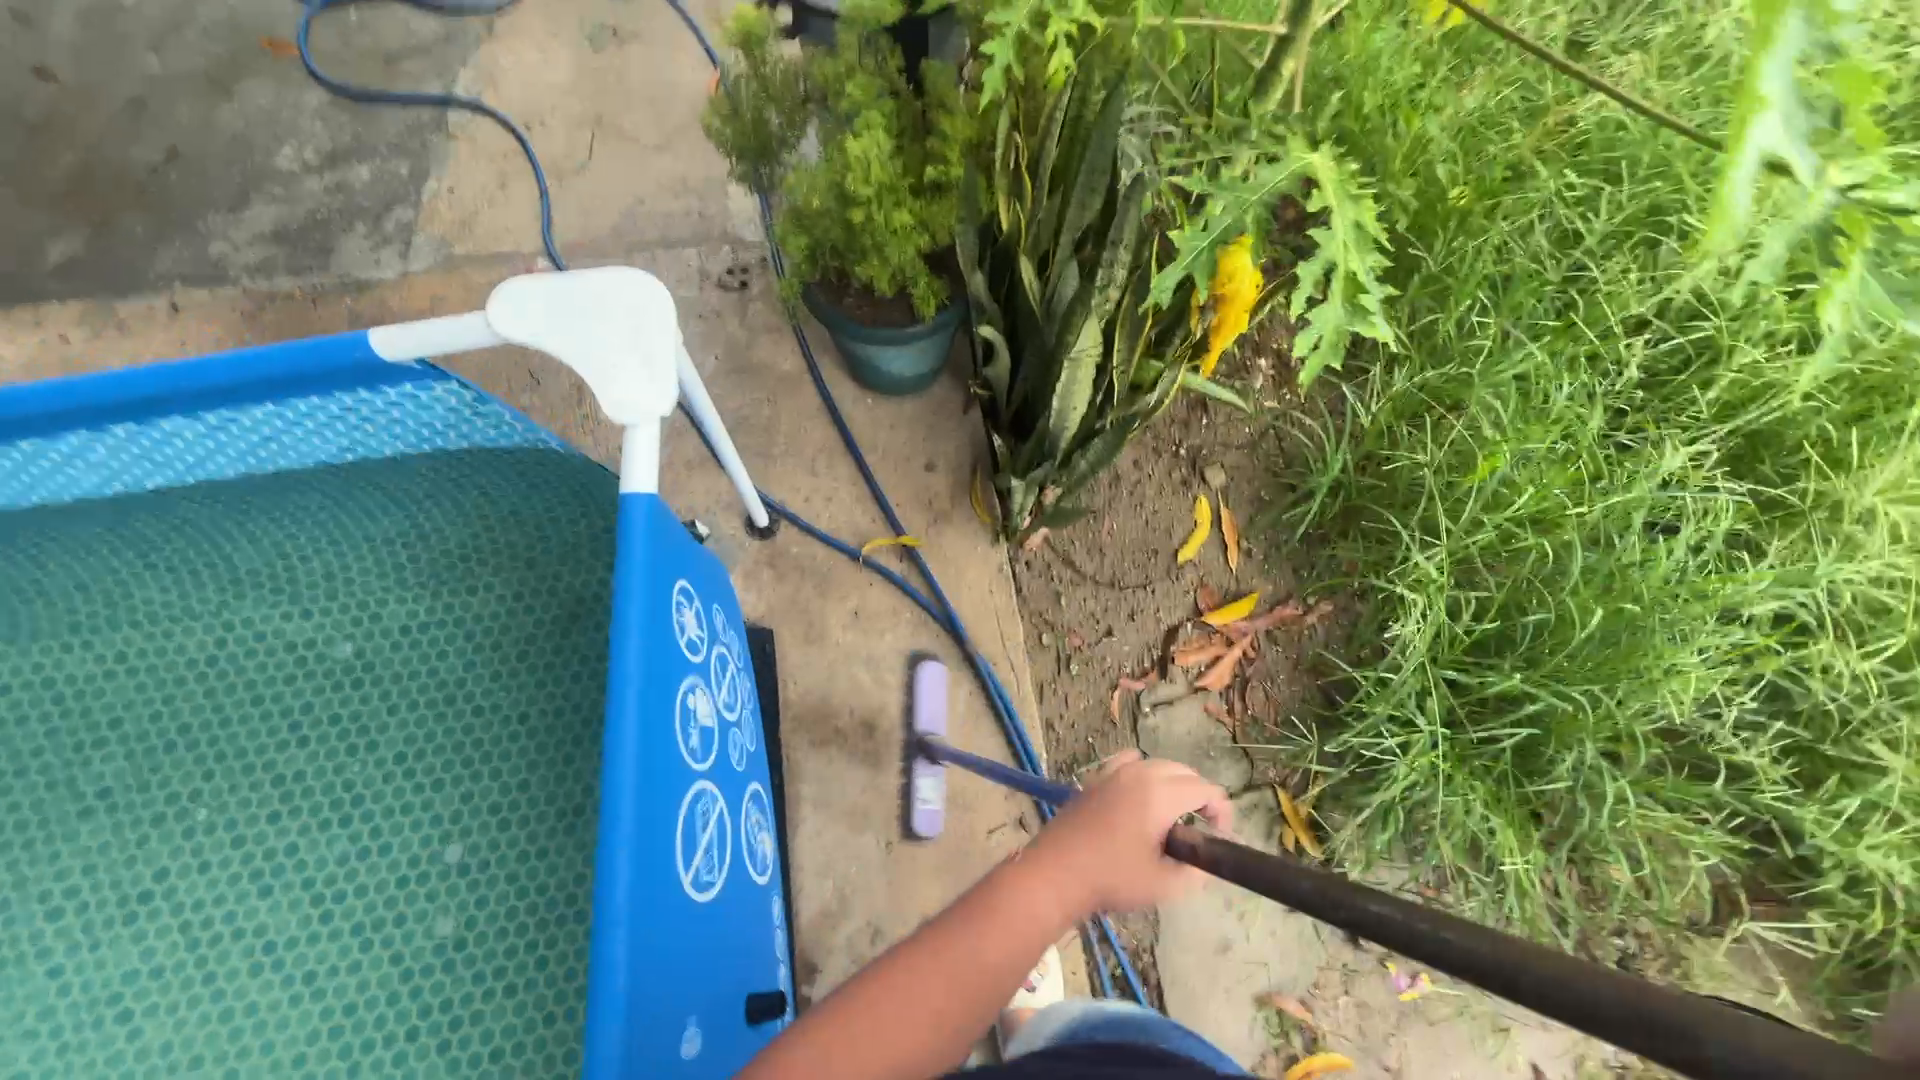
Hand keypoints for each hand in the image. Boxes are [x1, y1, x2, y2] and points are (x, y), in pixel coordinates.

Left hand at [1024, 750, 1232, 916]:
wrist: (1056, 872)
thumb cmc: (1112, 879)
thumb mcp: (1164, 885)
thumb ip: (1196, 871)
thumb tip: (1206, 862)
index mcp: (1161, 794)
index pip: (1206, 788)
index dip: (1221, 810)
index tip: (1219, 835)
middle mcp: (1139, 773)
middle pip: (1183, 771)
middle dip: (1198, 794)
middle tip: (1198, 826)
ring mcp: (1114, 772)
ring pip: (1156, 764)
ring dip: (1172, 783)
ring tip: (1172, 813)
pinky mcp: (1095, 779)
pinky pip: (1128, 762)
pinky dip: (1142, 773)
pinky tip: (1139, 796)